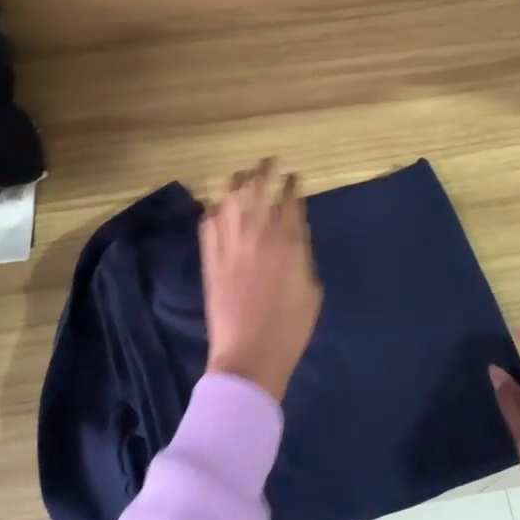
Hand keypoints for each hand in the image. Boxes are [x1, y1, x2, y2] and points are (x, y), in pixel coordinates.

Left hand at [200, 158, 323, 401]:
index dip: (292, 185)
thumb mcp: (311, 290)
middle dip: (265, 171)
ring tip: (243, 174)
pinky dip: (214, 208)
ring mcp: (229, 244)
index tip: (294, 178)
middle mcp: (256, 234)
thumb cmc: (289, 328)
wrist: (249, 356)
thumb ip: (303, 255)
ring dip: (238, 182)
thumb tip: (295, 233)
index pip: (289, 200)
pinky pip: (209, 223)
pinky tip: (219, 205)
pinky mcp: (210, 258)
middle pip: (258, 189)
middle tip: (270, 162)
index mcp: (287, 242)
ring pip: (229, 199)